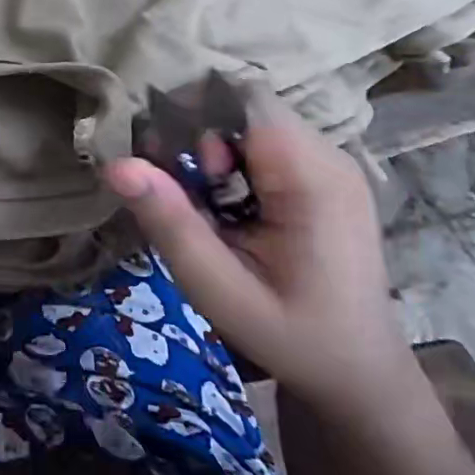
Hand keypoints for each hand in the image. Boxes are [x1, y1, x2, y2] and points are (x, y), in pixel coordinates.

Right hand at [102, 88, 412, 415]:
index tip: (173, 163)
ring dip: (217, 154)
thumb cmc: (291, 337)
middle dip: (204, 141)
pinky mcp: (324, 174)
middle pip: (245, 110)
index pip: (244, 101)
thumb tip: (116, 164)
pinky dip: (235, 164)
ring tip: (214, 209)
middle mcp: (330, 157)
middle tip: (193, 197)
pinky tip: (233, 208)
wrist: (357, 373)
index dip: (197, 118)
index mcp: (314, 179)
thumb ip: (171, 224)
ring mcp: (332, 163)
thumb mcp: (219, 290)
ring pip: (251, 124)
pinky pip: (266, 143)